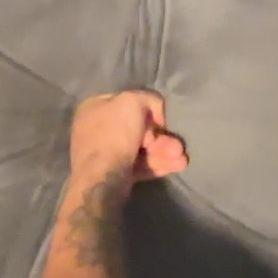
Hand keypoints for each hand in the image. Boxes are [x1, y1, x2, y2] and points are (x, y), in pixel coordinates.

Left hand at [69, 90, 188, 182]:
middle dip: (162, 136)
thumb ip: (149, 99)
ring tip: (181, 158)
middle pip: (139, 128)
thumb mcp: (133, 101)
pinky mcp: (116, 173)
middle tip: (177, 145)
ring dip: (165, 151)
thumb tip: (156, 118)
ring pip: (143, 148)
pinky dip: (160, 163)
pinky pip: (141, 164)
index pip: (128, 103)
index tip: (160, 120)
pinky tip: (177, 165)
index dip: (148, 109)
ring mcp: (106, 153)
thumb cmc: (114, 134)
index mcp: (95, 107)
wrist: (101, 178)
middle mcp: (99, 129)